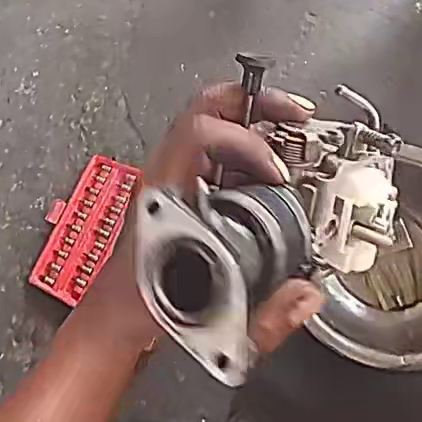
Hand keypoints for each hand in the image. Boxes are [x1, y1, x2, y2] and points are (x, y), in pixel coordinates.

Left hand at [76, 82, 324, 356]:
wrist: (116, 316)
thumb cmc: (140, 306)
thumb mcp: (202, 312)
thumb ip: (260, 318)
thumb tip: (304, 296)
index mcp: (163, 193)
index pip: (200, 132)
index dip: (247, 142)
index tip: (277, 171)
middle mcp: (166, 175)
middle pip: (208, 109)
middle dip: (258, 102)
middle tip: (297, 112)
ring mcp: (174, 177)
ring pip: (213, 122)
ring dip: (256, 121)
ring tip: (293, 131)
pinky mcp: (185, 187)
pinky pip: (218, 149)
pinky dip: (250, 146)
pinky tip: (273, 166)